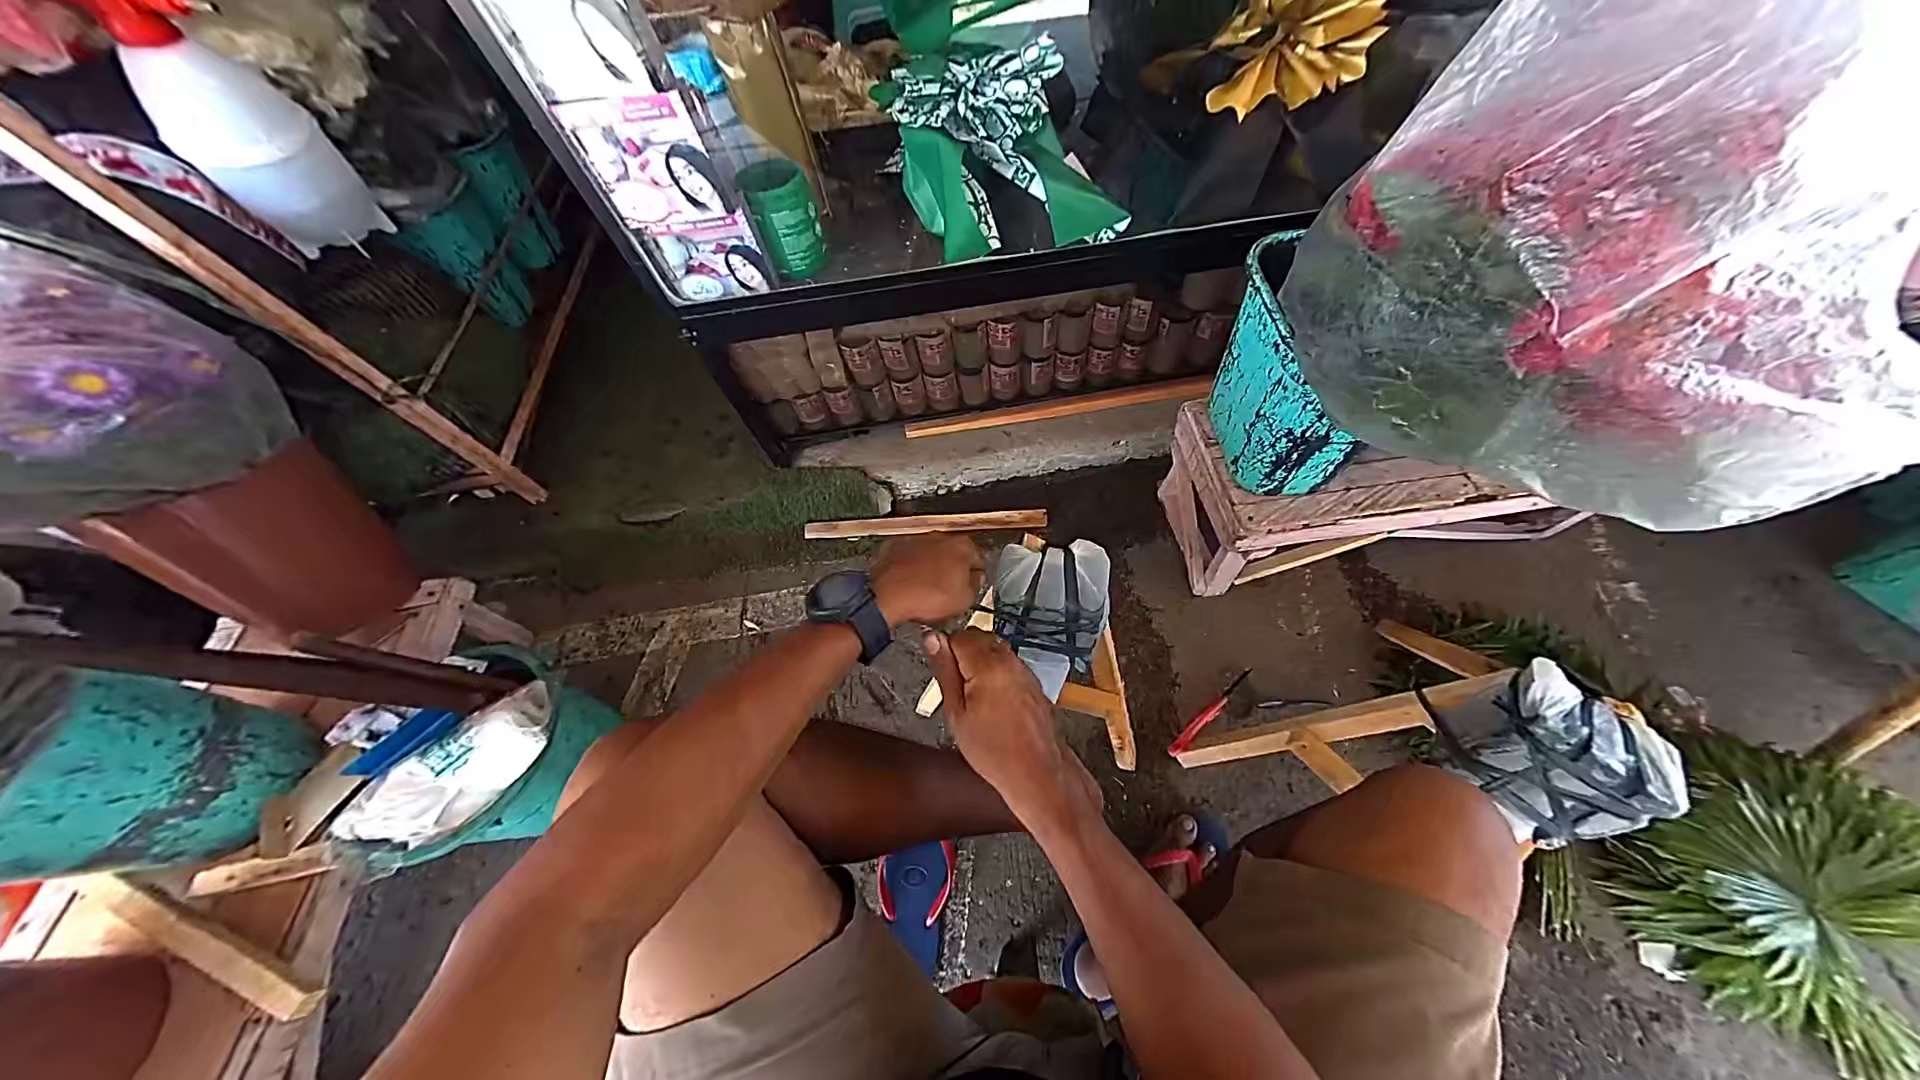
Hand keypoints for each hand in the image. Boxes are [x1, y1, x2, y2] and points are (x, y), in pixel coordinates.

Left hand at [870, 534, 984, 626]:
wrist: (888, 598)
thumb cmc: (923, 596)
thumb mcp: (965, 600)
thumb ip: (975, 585)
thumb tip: (973, 581)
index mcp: (962, 546)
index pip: (978, 560)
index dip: (975, 577)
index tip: (970, 586)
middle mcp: (939, 537)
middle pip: (954, 554)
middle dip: (952, 570)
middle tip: (948, 590)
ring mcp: (916, 540)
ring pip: (931, 554)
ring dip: (931, 568)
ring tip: (926, 590)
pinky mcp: (896, 547)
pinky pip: (909, 557)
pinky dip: (911, 567)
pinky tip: (910, 584)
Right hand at [922, 628, 1101, 827]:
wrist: (1036, 771)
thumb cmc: (997, 752)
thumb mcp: (956, 713)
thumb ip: (944, 671)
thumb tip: (931, 640)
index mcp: (988, 665)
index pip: (957, 635)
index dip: (944, 652)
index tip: (941, 671)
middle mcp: (1009, 660)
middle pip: (977, 637)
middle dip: (962, 654)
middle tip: (955, 687)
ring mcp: (1023, 669)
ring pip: (992, 648)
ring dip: (979, 663)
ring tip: (973, 698)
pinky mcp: (1031, 679)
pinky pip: (1007, 663)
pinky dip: (995, 673)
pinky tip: (991, 702)